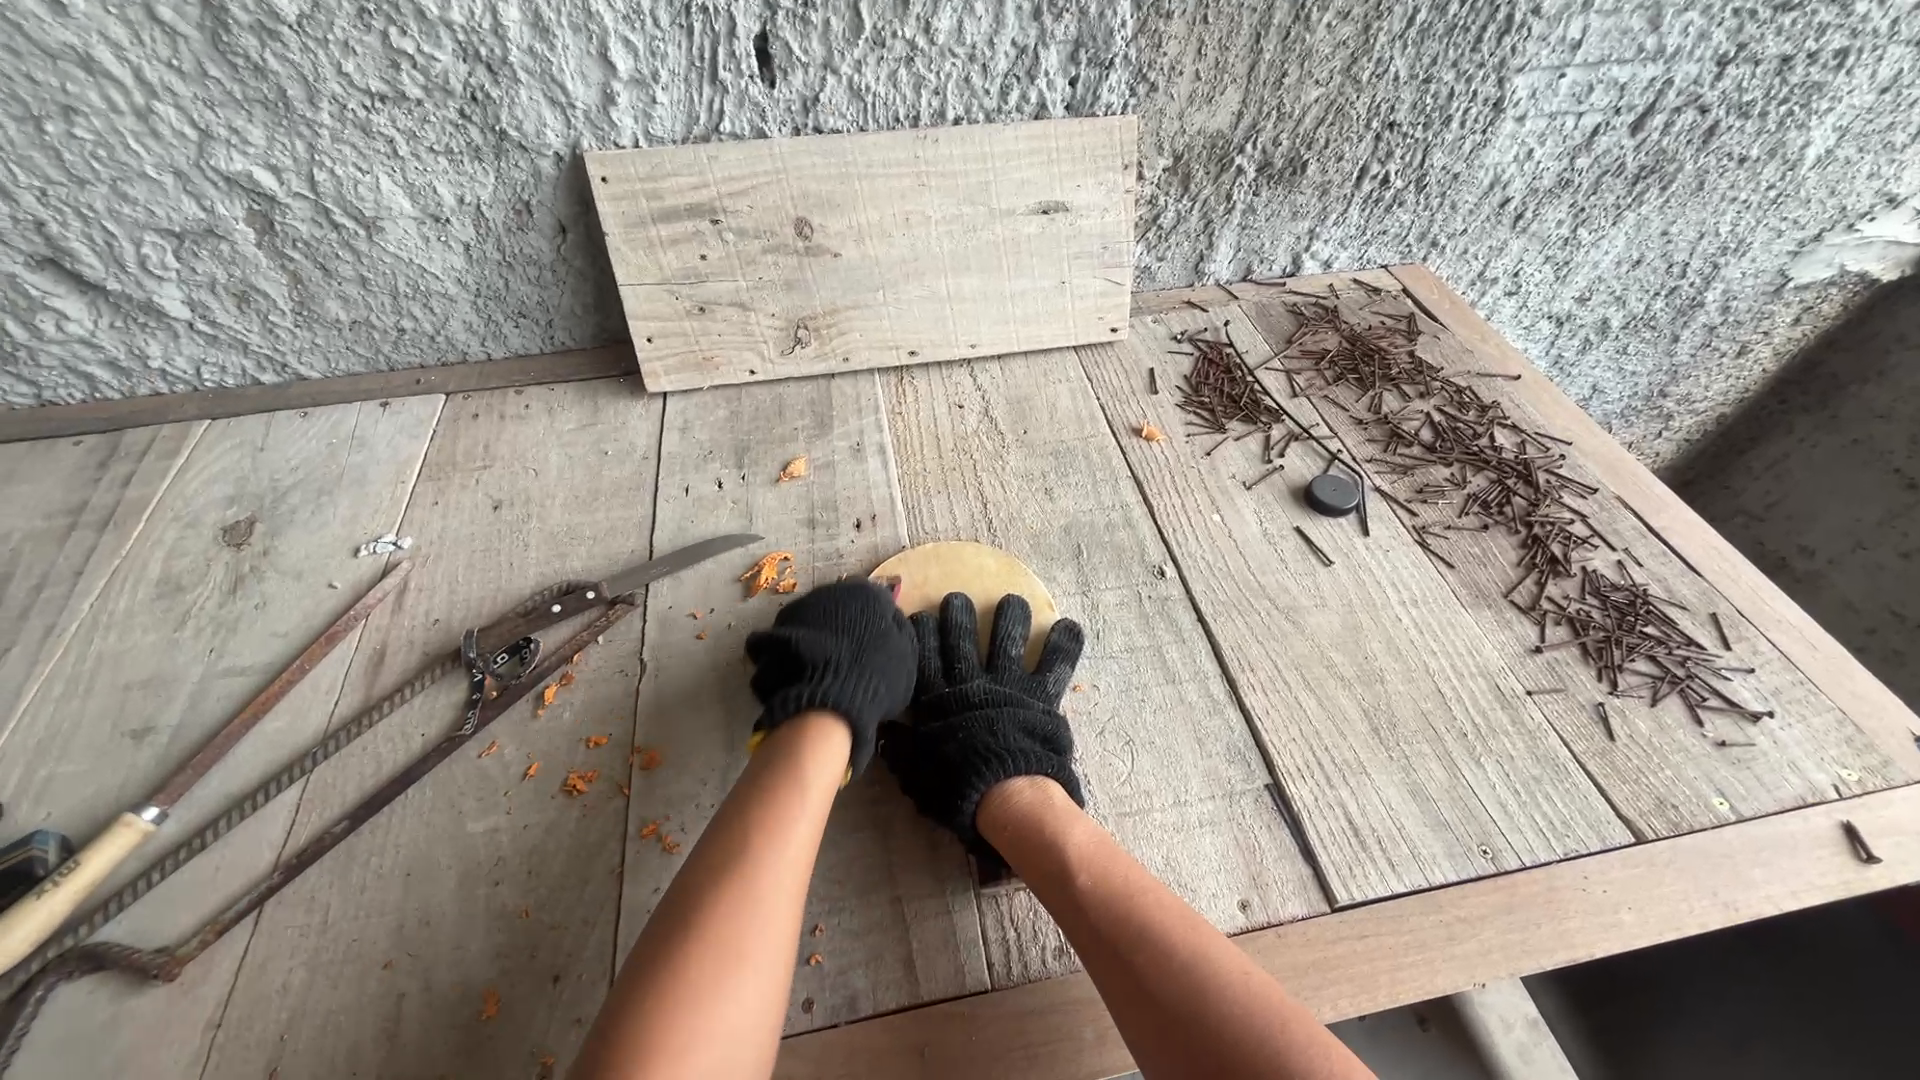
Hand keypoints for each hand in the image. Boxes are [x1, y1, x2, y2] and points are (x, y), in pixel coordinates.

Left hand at [745, 580, 915, 776]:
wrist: (828, 700)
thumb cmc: (876, 679)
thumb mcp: (905, 656)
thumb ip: (897, 632)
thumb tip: (890, 620)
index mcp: (869, 594)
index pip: (872, 600)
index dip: (871, 622)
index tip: (870, 642)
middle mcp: (833, 591)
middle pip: (838, 606)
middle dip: (840, 626)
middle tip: (843, 656)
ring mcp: (800, 608)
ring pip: (811, 619)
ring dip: (814, 636)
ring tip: (817, 668)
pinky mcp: (775, 630)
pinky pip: (788, 637)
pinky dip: (790, 649)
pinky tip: (797, 672)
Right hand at [880, 592, 1085, 860]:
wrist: (1003, 794)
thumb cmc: (955, 789)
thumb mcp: (914, 773)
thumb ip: (900, 748)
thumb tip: (884, 731)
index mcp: (937, 699)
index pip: (925, 654)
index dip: (922, 631)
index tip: (920, 616)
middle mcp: (970, 683)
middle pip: (961, 637)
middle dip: (957, 614)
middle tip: (957, 598)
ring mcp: (1007, 684)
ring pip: (1007, 639)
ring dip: (1010, 617)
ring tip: (1012, 601)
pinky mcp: (1039, 694)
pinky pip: (1054, 663)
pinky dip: (1064, 645)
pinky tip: (1070, 626)